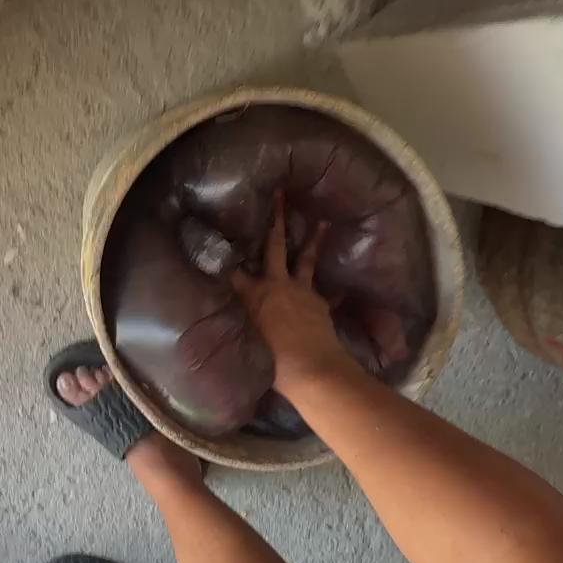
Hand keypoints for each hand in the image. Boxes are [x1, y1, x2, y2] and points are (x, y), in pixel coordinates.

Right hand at [230, 195, 357, 392]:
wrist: (312, 370)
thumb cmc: (272, 363)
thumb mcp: (246, 341)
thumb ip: (240, 323)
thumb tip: (229, 320)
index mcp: (254, 295)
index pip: (234, 272)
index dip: (227, 257)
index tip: (221, 239)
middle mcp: (277, 285)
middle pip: (275, 246)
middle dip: (276, 219)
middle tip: (281, 193)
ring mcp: (303, 292)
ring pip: (306, 259)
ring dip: (314, 240)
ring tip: (324, 222)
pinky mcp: (321, 304)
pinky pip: (327, 293)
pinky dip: (332, 290)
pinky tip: (341, 286)